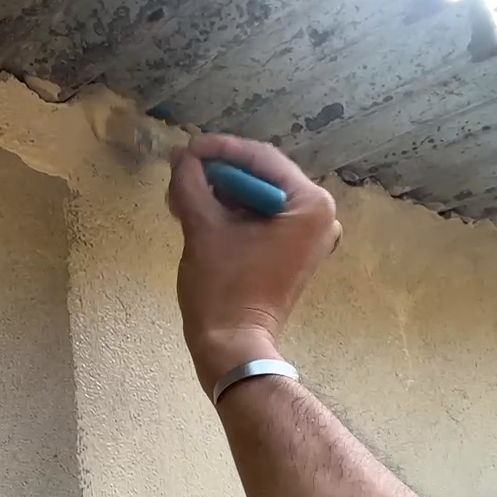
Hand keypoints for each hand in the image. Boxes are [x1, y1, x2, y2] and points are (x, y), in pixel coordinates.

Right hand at [166, 134, 341, 394]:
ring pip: (255, 203)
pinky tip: (196, 215)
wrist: (231, 347)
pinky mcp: (288, 257)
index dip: (218, 151)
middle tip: (179, 172)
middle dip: (216, 175)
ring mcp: (305, 240)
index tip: (185, 149)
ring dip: (217, 197)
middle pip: (259, 180)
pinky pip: (257, 224)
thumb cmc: (222, 290)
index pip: (260, 160)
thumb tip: (180, 159)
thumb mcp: (203, 231)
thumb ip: (191, 186)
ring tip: (180, 195)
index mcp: (309, 204)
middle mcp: (318, 217)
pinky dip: (228, 218)